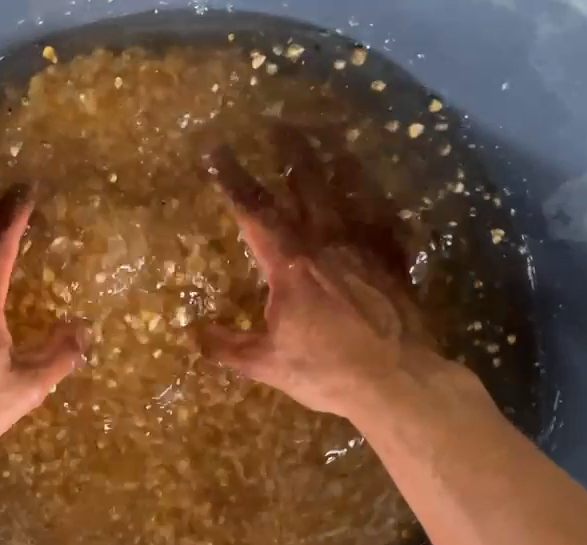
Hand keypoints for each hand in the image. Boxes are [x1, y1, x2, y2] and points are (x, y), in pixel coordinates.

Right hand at [198, 127, 471, 427]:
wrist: (394, 379)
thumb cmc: (325, 371)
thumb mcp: (266, 364)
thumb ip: (227, 346)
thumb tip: (193, 334)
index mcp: (291, 265)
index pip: (255, 212)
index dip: (233, 179)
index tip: (216, 149)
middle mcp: (327, 243)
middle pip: (306, 184)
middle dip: (289, 152)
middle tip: (279, 123)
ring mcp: (365, 249)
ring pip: (349, 192)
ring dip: (335, 163)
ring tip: (328, 141)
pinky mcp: (392, 263)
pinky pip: (384, 221)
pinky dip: (376, 203)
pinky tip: (377, 196)